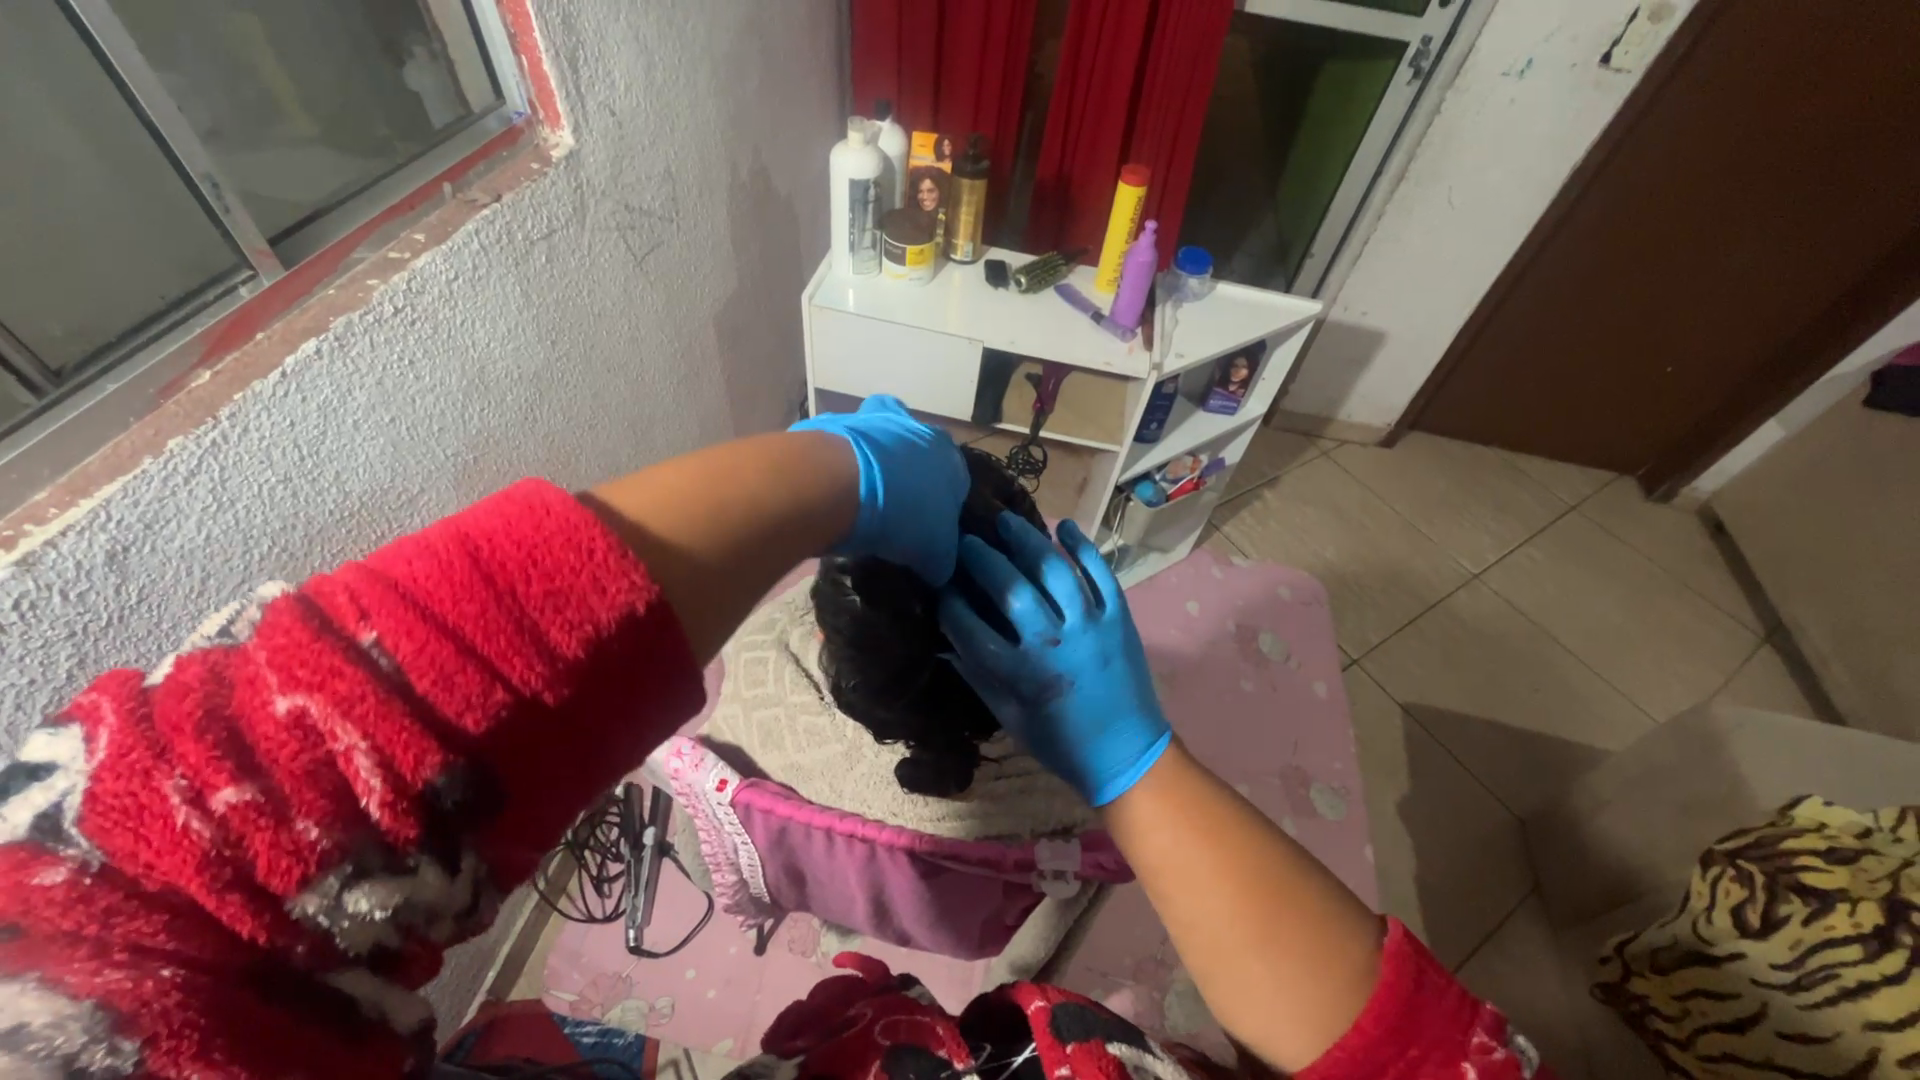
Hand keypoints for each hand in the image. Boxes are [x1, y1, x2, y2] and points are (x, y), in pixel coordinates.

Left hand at [790, 395, 968, 583]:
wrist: (838, 483)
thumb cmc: (901, 516)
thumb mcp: (932, 552)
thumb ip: (941, 558)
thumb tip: (939, 569)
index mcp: (949, 459)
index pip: (955, 482)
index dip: (941, 507)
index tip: (924, 528)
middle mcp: (918, 430)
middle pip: (918, 454)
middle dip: (908, 477)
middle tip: (892, 509)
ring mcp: (875, 420)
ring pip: (881, 439)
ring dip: (874, 461)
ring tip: (858, 495)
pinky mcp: (836, 421)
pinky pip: (842, 442)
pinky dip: (838, 459)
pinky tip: (828, 485)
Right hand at [937, 515, 1171, 805]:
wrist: (1125, 753)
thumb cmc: (1059, 741)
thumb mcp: (1009, 716)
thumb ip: (977, 677)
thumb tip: (944, 644)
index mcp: (1018, 673)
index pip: (969, 626)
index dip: (949, 602)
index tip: (940, 584)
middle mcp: (1051, 642)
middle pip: (1009, 586)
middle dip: (981, 558)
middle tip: (965, 539)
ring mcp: (1089, 625)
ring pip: (1053, 569)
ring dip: (1026, 540)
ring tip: (1006, 521)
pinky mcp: (1118, 617)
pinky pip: (1100, 572)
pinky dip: (1082, 546)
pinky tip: (1063, 527)